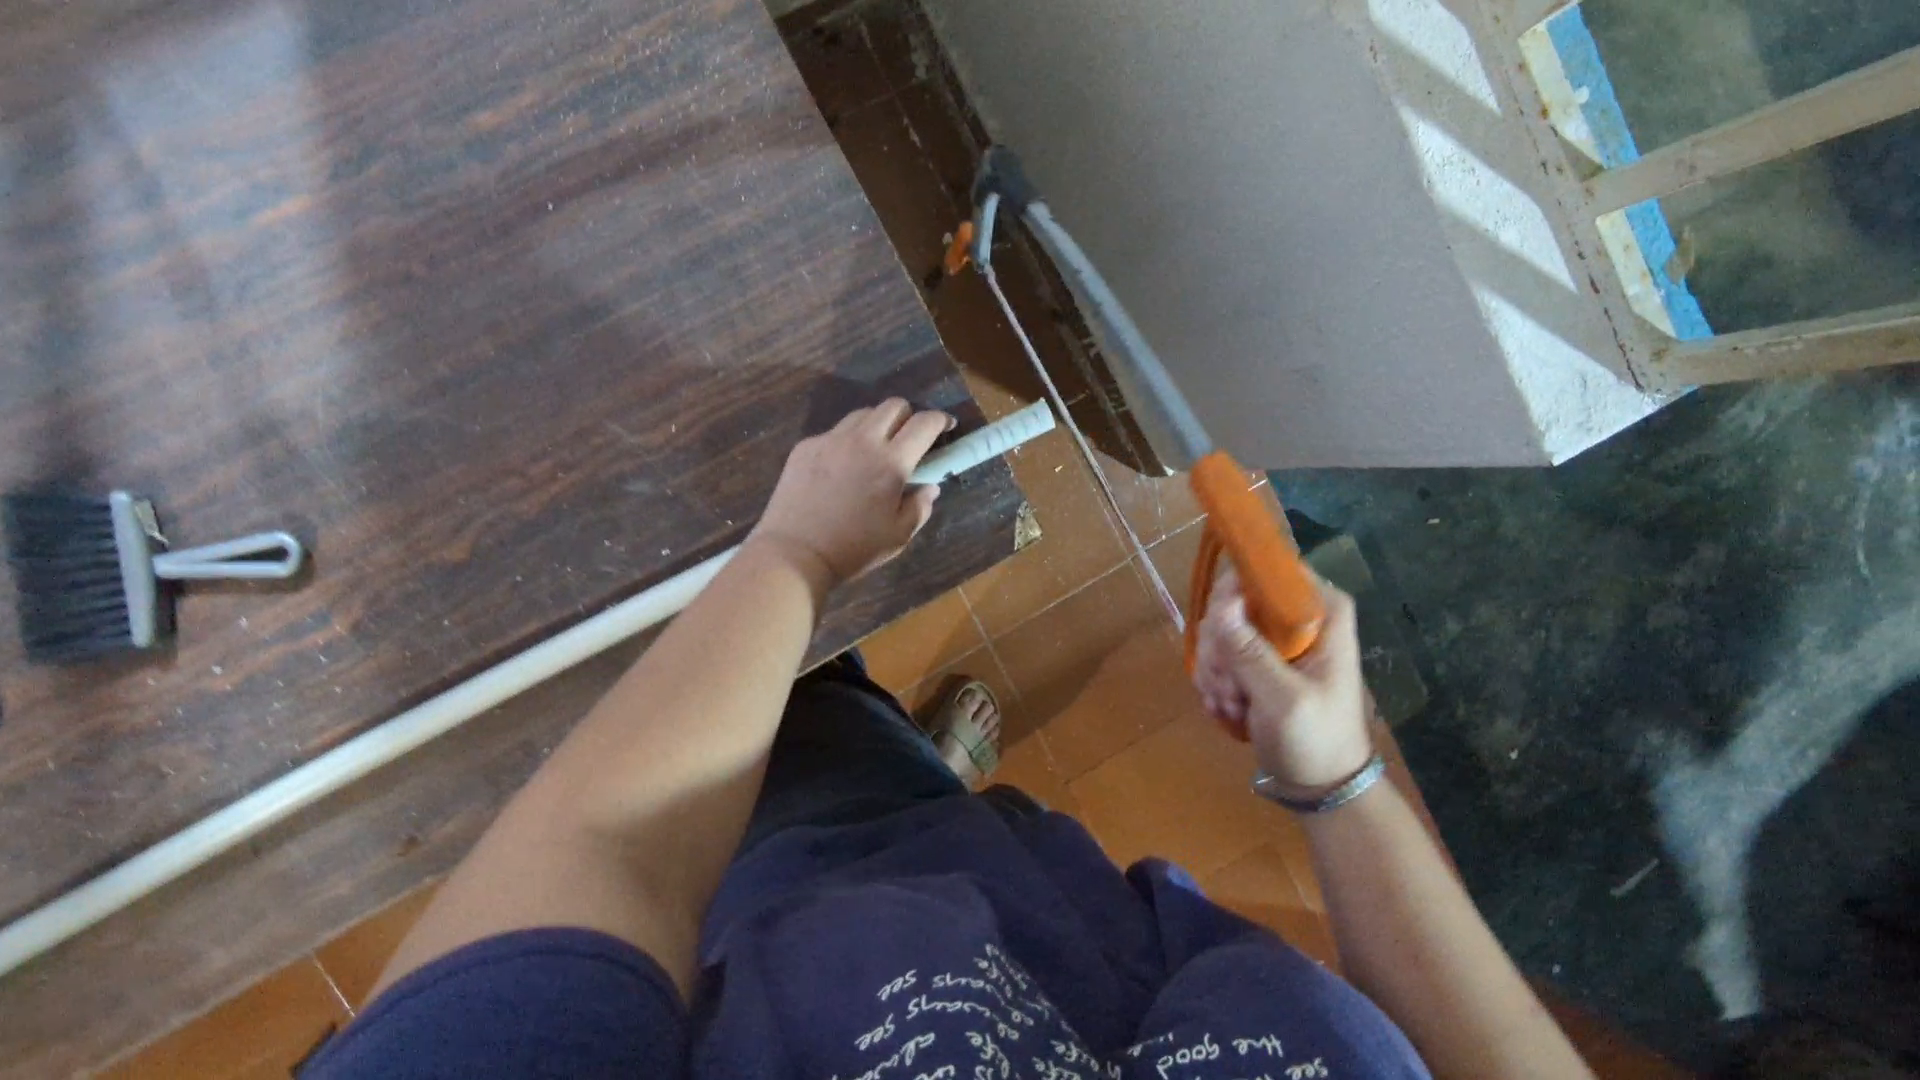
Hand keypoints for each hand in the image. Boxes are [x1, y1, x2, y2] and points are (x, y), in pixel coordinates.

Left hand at [749, 399, 952, 589]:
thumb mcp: (899, 536)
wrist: (794, 553)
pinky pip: (834, 432)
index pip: (924, 423)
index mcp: (891, 462)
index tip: (946, 426)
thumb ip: (920, 506)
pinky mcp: (806, 447)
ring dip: (877, 425)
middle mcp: (862, 441)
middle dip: (908, 416)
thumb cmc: (853, 548)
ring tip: (875, 450)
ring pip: (862, 414)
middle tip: (909, 439)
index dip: (940, 420)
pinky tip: (842, 468)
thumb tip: (929, 486)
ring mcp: (830, 440)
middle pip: (893, 405)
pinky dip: (847, 441)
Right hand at [1191, 567, 1372, 795]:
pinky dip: (1215, 682)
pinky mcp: (1256, 661)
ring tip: (1232, 706)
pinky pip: (1217, 654)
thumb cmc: (1316, 741)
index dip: (1235, 595)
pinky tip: (1227, 710)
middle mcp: (1297, 616)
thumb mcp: (1283, 699)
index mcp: (1321, 611)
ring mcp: (1274, 639)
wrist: (1321, 788)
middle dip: (1220, 648)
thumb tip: (1221, 604)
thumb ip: (1250, 652)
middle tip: (1229, 688)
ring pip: (1219, 630)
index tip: (1221, 633)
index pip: (1269, 571)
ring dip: (1216, 671)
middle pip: (1234, 602)